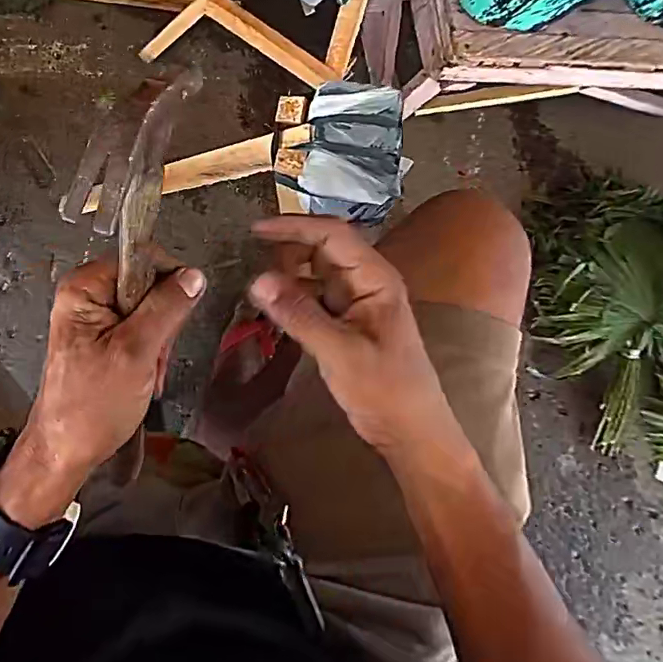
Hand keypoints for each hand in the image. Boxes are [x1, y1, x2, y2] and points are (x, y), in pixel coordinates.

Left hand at [0, 257, 204, 526]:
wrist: (66, 453)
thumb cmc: (90, 407)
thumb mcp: (136, 352)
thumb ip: (167, 308)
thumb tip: (193, 276)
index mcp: (83, 287)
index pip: (140, 259)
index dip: (167, 282)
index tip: (175, 315)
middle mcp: (85, 295)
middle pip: (147, 284)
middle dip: (162, 320)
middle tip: (154, 354)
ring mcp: (93, 317)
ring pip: (148, 309)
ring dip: (158, 341)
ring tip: (148, 370)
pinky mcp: (102, 337)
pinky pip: (140, 329)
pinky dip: (150, 351)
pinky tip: (144, 374)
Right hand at [246, 216, 465, 464]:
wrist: (412, 435)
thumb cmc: (386, 391)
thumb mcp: (340, 352)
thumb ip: (298, 314)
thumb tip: (256, 280)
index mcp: (376, 277)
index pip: (332, 234)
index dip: (294, 226)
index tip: (255, 230)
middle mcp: (366, 280)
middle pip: (322, 246)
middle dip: (286, 247)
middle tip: (250, 258)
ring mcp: (356, 298)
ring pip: (315, 268)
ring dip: (286, 270)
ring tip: (255, 281)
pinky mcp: (345, 318)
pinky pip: (313, 293)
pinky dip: (291, 293)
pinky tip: (270, 304)